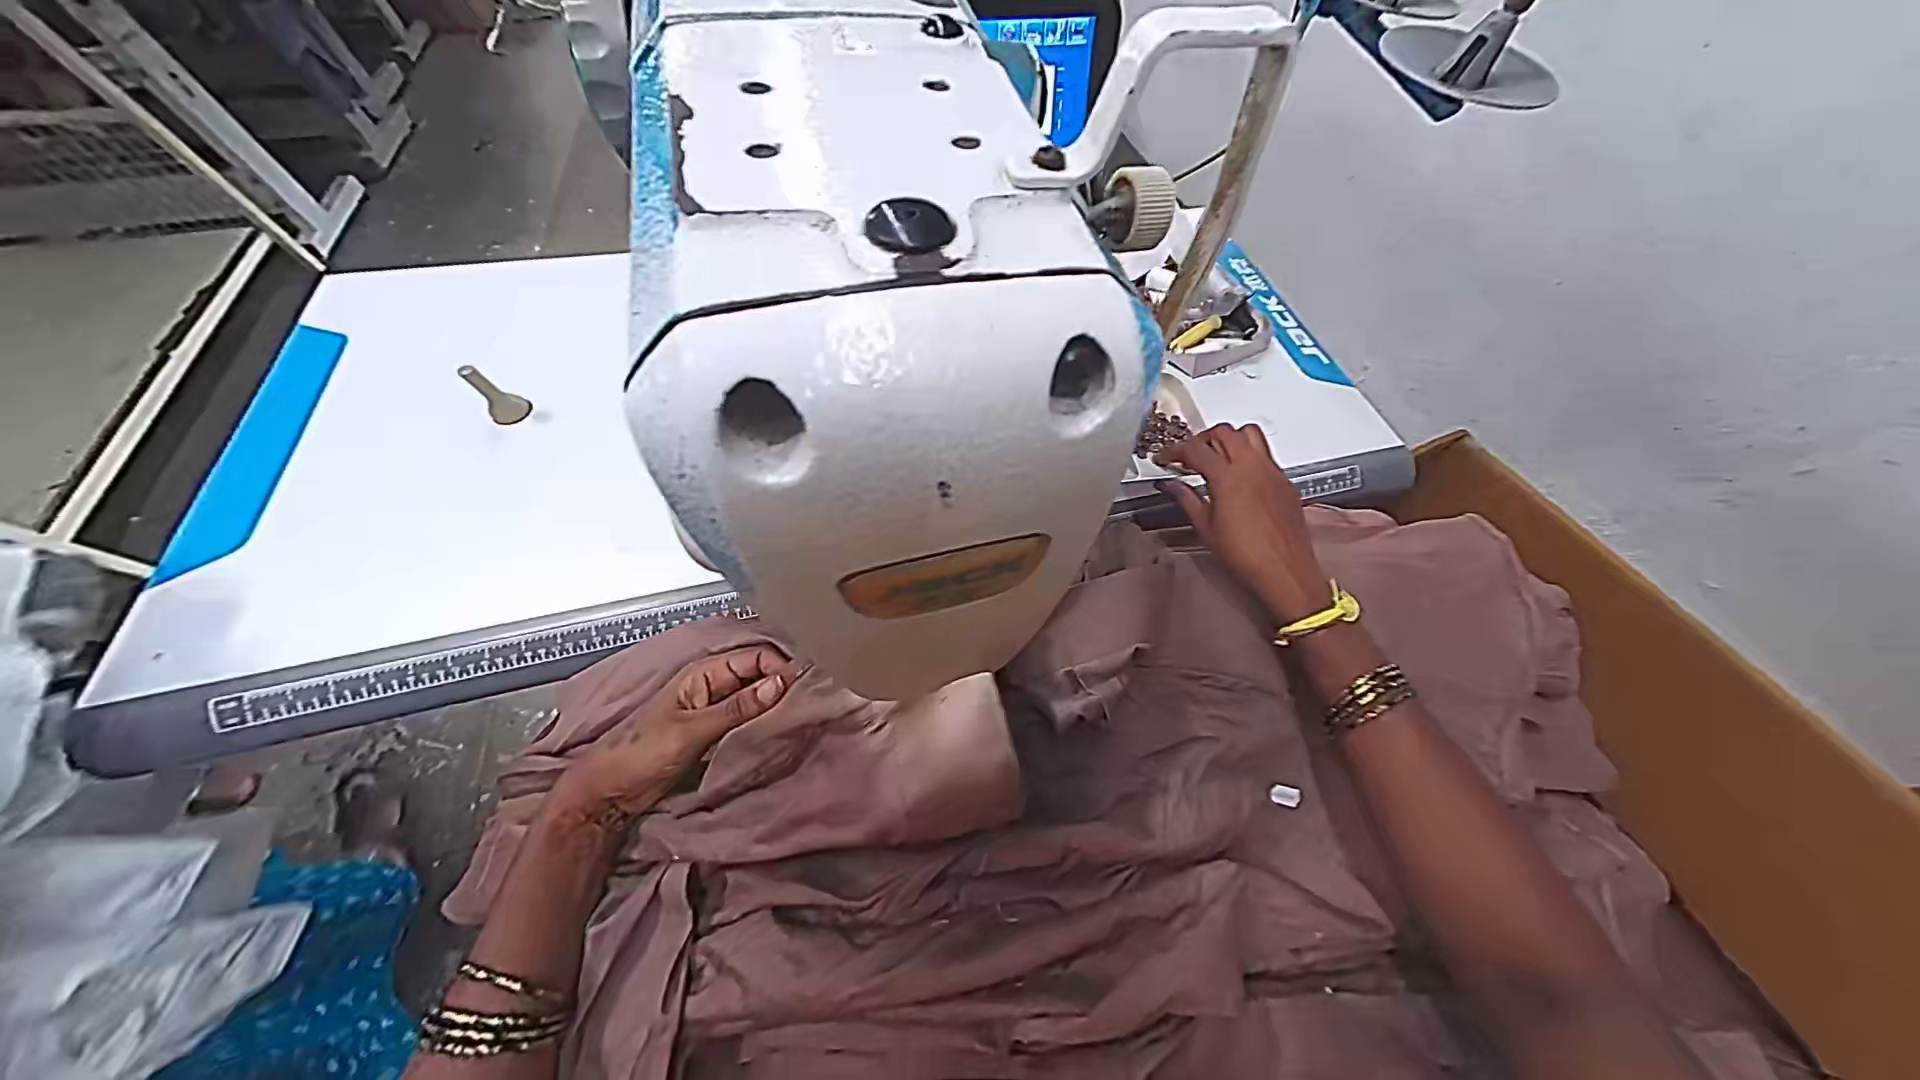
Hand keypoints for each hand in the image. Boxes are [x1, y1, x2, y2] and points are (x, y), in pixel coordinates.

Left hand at [552, 646, 796, 816]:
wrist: (607, 794)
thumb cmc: (640, 753)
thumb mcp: (692, 729)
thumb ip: (738, 707)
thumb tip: (782, 683)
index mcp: (703, 674)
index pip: (754, 658)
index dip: (780, 668)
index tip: (804, 688)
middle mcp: (712, 687)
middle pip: (758, 677)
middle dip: (782, 686)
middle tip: (809, 703)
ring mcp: (714, 711)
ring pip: (756, 700)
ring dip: (774, 707)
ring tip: (800, 718)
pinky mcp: (715, 735)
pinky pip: (747, 722)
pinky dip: (763, 725)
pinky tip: (780, 732)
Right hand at [1154, 423, 1330, 621]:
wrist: (1283, 571)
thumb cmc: (1247, 556)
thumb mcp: (1205, 527)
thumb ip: (1186, 499)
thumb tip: (1171, 486)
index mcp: (1228, 478)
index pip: (1196, 449)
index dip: (1175, 450)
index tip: (1167, 457)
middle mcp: (1253, 468)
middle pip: (1224, 432)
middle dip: (1202, 440)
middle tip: (1189, 456)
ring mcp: (1272, 472)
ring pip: (1249, 434)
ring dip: (1229, 439)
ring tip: (1215, 457)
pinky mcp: (1285, 481)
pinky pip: (1265, 454)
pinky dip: (1248, 454)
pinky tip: (1238, 475)